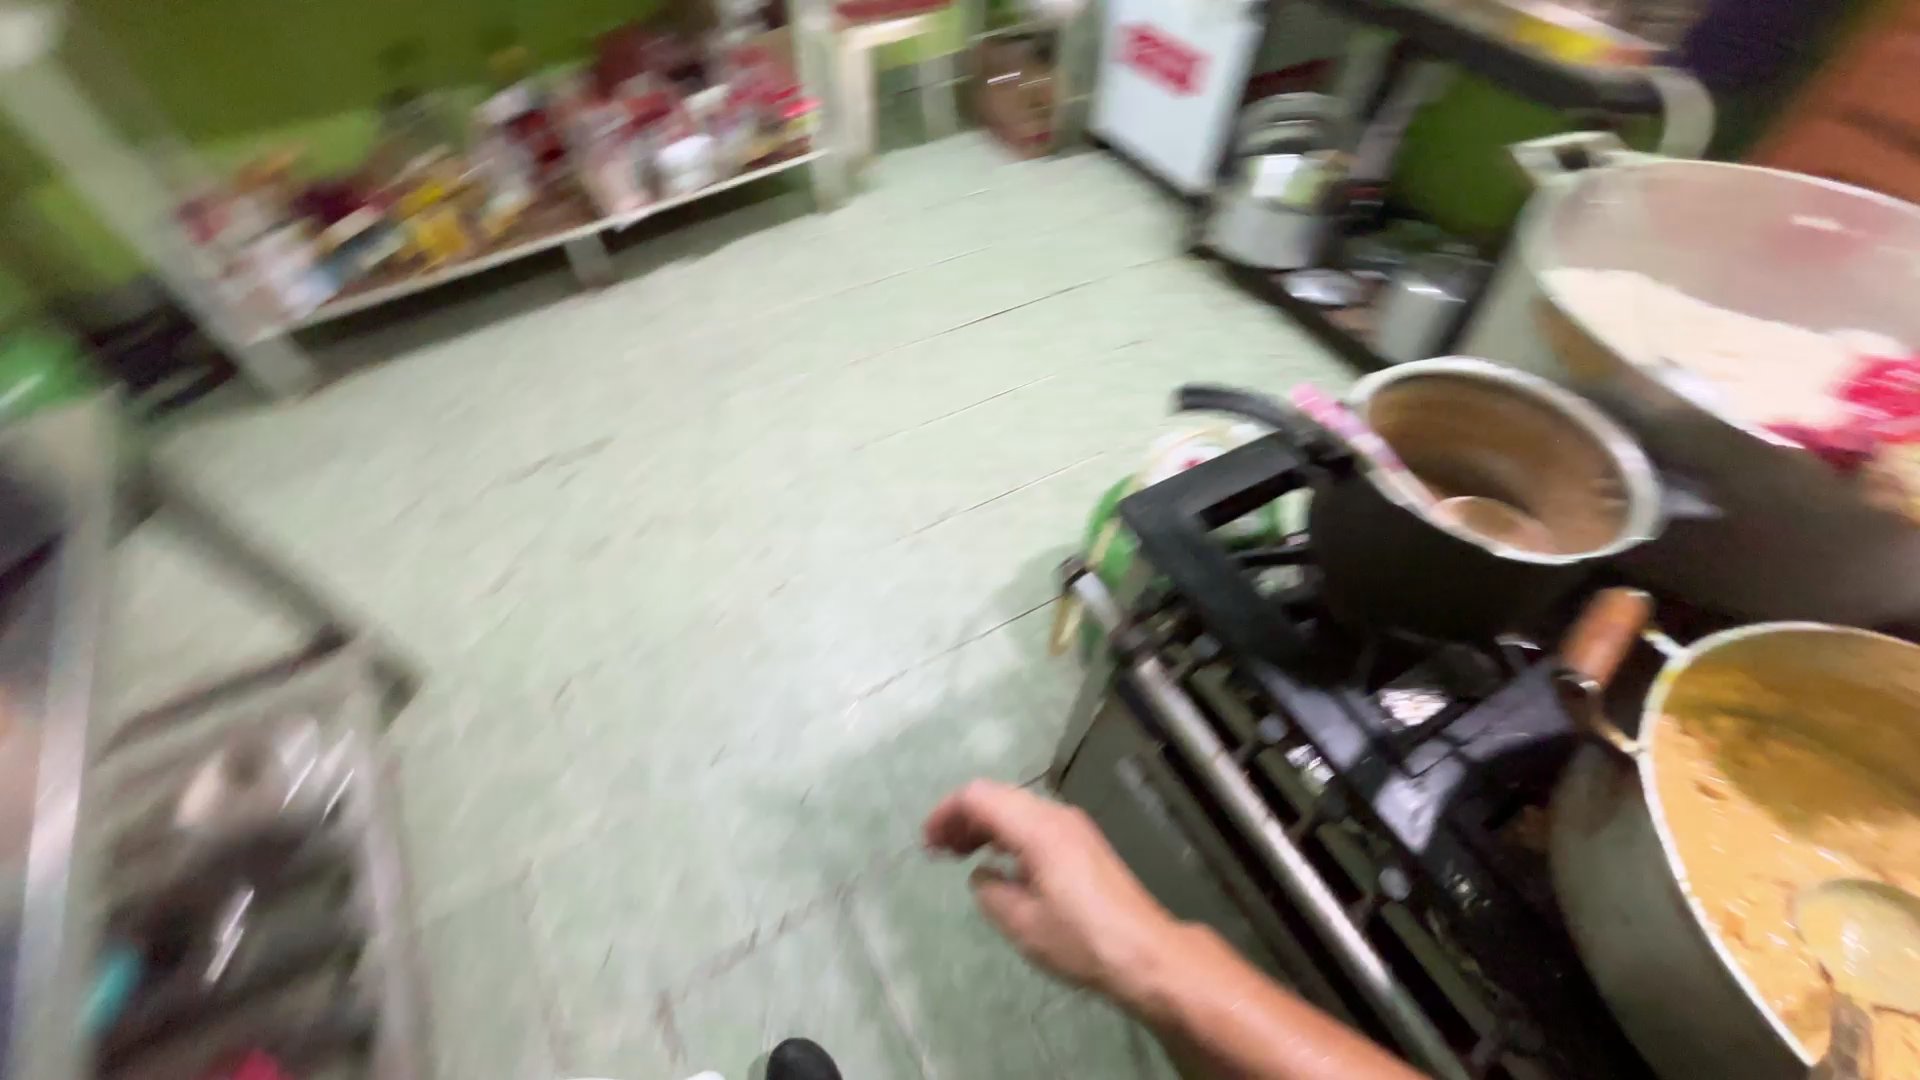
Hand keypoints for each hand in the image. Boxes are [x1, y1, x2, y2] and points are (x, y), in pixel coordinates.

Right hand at [923, 780, 1182, 1005]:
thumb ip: (991, 892)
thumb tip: (982, 875)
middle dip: (962, 817)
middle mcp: (1054, 815)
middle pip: (997, 797)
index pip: (979, 797)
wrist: (1146, 953)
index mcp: (1036, 828)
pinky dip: (1007, 833)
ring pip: (1016, 808)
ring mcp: (1072, 826)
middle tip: (938, 850)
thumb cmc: (1081, 939)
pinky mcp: (1082, 842)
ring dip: (985, 825)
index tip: (927, 843)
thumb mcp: (1022, 924)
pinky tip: (1000, 861)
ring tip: (960, 854)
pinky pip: (1033, 822)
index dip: (946, 813)